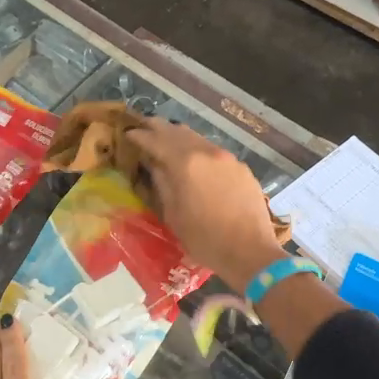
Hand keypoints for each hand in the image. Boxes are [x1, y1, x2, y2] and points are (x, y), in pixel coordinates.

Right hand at [125, 119, 286, 288]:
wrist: (251, 253)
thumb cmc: (204, 239)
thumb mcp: (173, 214)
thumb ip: (161, 183)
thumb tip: (152, 164)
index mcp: (185, 164)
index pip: (156, 140)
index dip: (140, 136)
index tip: (128, 133)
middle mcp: (206, 153)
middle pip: (177, 132)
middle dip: (158, 128)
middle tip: (144, 125)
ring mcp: (227, 158)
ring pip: (197, 139)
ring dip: (179, 137)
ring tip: (166, 139)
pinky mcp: (241, 168)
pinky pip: (214, 152)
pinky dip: (198, 151)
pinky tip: (195, 161)